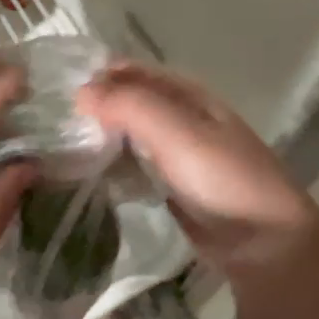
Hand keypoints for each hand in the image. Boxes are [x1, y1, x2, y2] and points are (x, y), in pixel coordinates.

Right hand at [78, 62, 318, 280]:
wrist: (265, 247)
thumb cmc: (223, 179)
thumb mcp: (175, 132)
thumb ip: (128, 105)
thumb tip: (79, 92)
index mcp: (188, 94)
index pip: (133, 71)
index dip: (98, 75)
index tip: (58, 90)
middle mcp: (182, 116)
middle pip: (129, 100)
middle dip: (96, 105)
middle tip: (52, 119)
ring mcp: (178, 153)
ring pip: (129, 133)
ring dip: (100, 135)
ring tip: (60, 143)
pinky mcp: (172, 186)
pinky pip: (134, 164)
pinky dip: (112, 163)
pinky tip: (87, 171)